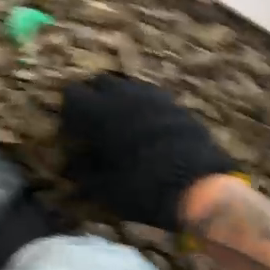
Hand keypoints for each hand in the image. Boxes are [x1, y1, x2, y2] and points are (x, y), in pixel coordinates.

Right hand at [59, 74, 236, 230]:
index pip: (72, 94)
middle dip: (94, 97)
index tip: (74, 130)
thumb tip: (73, 165)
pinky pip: (150, 95)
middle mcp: (122, 95)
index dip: (70, 111)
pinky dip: (143, 105)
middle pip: (100, 81)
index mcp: (98, 112)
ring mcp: (150, 95)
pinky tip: (148, 127)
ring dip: (120, 98)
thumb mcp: (105, 188)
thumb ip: (85, 172)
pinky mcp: (173, 102)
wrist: (198, 185)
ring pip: (127, 85)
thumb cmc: (143, 187)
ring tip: (123, 123)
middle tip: (96, 122)